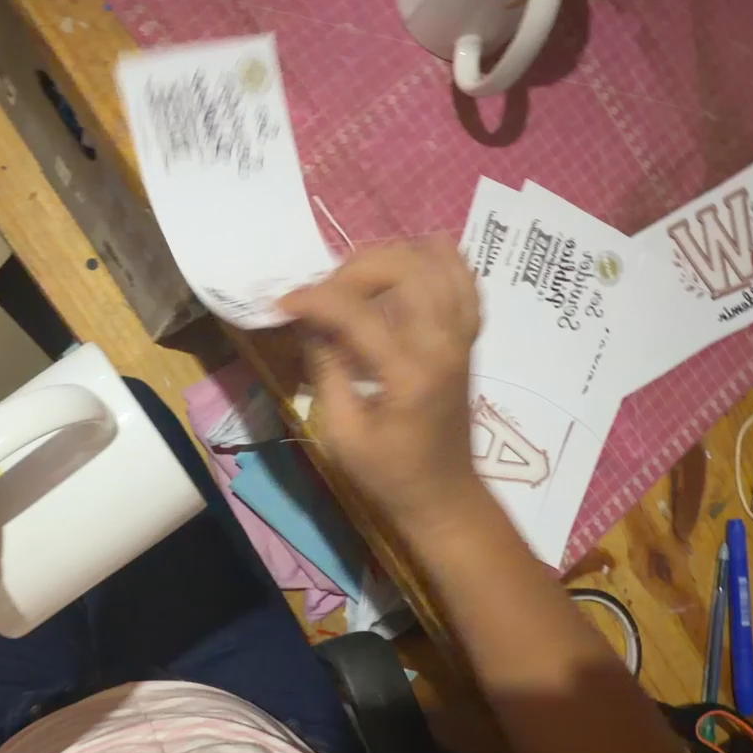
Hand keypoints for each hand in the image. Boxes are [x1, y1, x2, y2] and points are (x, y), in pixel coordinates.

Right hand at [278, 238, 486, 523]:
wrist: (442, 494)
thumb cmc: (387, 473)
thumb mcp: (340, 433)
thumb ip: (325, 371)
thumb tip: (311, 324)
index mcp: (408, 375)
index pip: (357, 313)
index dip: (314, 299)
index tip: (283, 303)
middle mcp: (443, 344)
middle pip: (405, 268)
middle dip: (354, 268)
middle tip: (324, 292)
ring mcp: (462, 337)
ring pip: (437, 262)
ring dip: (390, 258)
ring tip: (355, 279)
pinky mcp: (468, 337)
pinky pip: (462, 278)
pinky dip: (434, 261)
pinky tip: (406, 266)